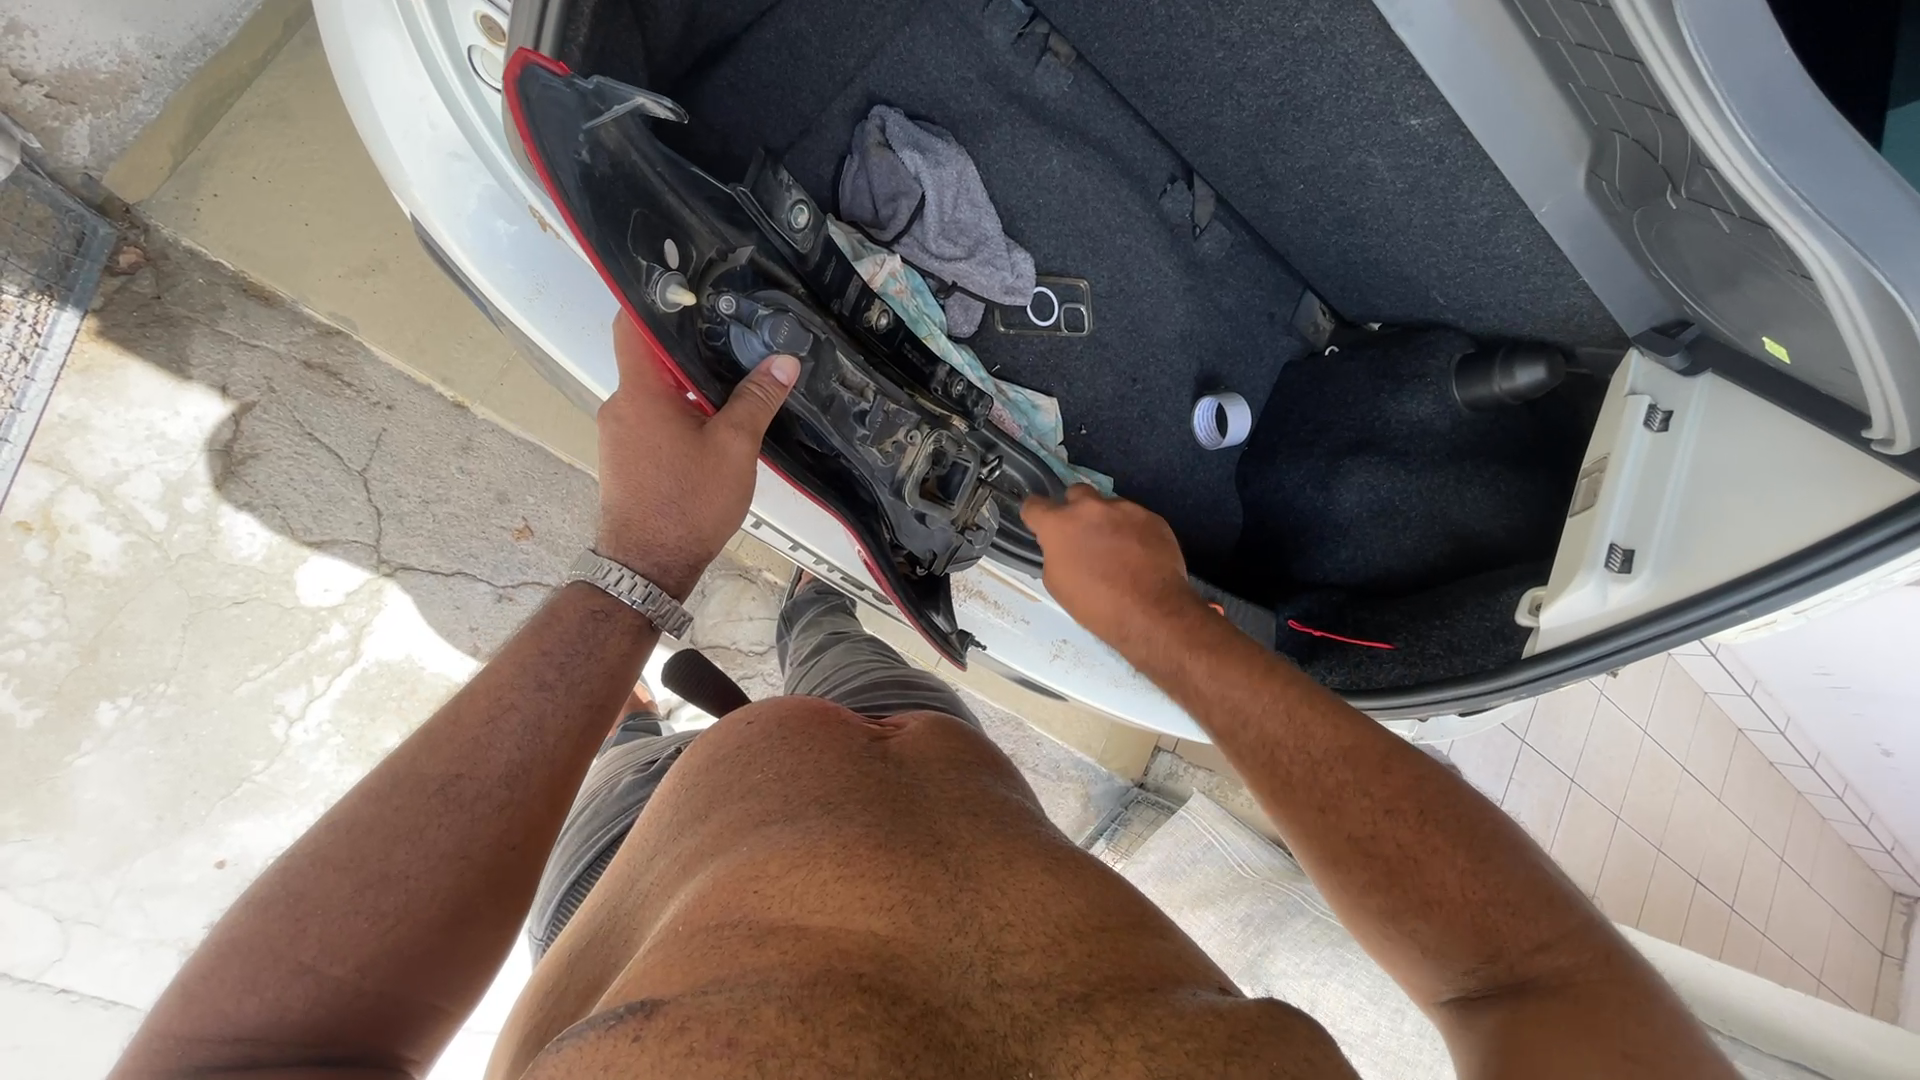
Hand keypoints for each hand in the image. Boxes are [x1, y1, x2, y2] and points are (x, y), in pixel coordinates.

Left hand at [594, 315, 796, 599]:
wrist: (648, 565)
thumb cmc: (689, 502)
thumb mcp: (734, 447)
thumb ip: (756, 400)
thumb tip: (783, 362)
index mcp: (641, 390)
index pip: (631, 322)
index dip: (656, 298)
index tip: (692, 290)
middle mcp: (621, 404)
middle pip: (650, 357)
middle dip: (691, 346)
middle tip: (735, 334)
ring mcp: (620, 433)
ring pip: (655, 391)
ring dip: (690, 385)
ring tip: (735, 380)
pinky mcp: (627, 458)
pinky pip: (654, 419)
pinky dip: (682, 412)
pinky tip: (716, 424)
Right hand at [1020, 486, 1203, 646]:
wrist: (1150, 611)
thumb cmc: (1096, 604)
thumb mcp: (1057, 584)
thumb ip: (1054, 554)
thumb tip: (1062, 548)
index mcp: (1059, 524)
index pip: (1034, 505)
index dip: (1035, 516)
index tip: (1041, 526)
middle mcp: (1090, 508)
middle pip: (1075, 493)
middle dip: (1075, 510)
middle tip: (1083, 535)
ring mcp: (1124, 509)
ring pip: (1108, 505)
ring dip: (1107, 521)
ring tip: (1117, 549)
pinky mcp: (1152, 517)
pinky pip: (1136, 518)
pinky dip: (1133, 531)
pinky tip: (1140, 554)